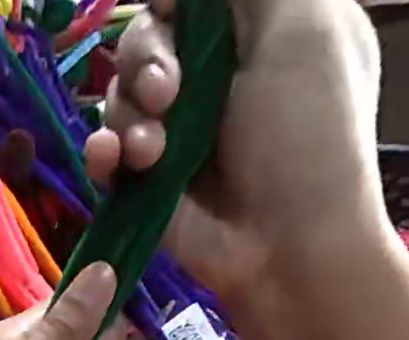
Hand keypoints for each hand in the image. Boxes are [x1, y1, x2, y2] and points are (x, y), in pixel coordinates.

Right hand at [84, 0, 387, 310]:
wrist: (286, 246)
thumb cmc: (306, 134)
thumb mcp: (305, 24)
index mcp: (255, 32)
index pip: (187, 1)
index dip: (169, 5)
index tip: (171, 12)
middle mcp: (213, 78)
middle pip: (145, 39)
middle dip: (145, 60)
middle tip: (167, 94)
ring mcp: (177, 134)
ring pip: (120, 95)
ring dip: (128, 116)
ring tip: (152, 153)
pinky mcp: (148, 183)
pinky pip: (106, 151)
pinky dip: (101, 152)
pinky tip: (111, 161)